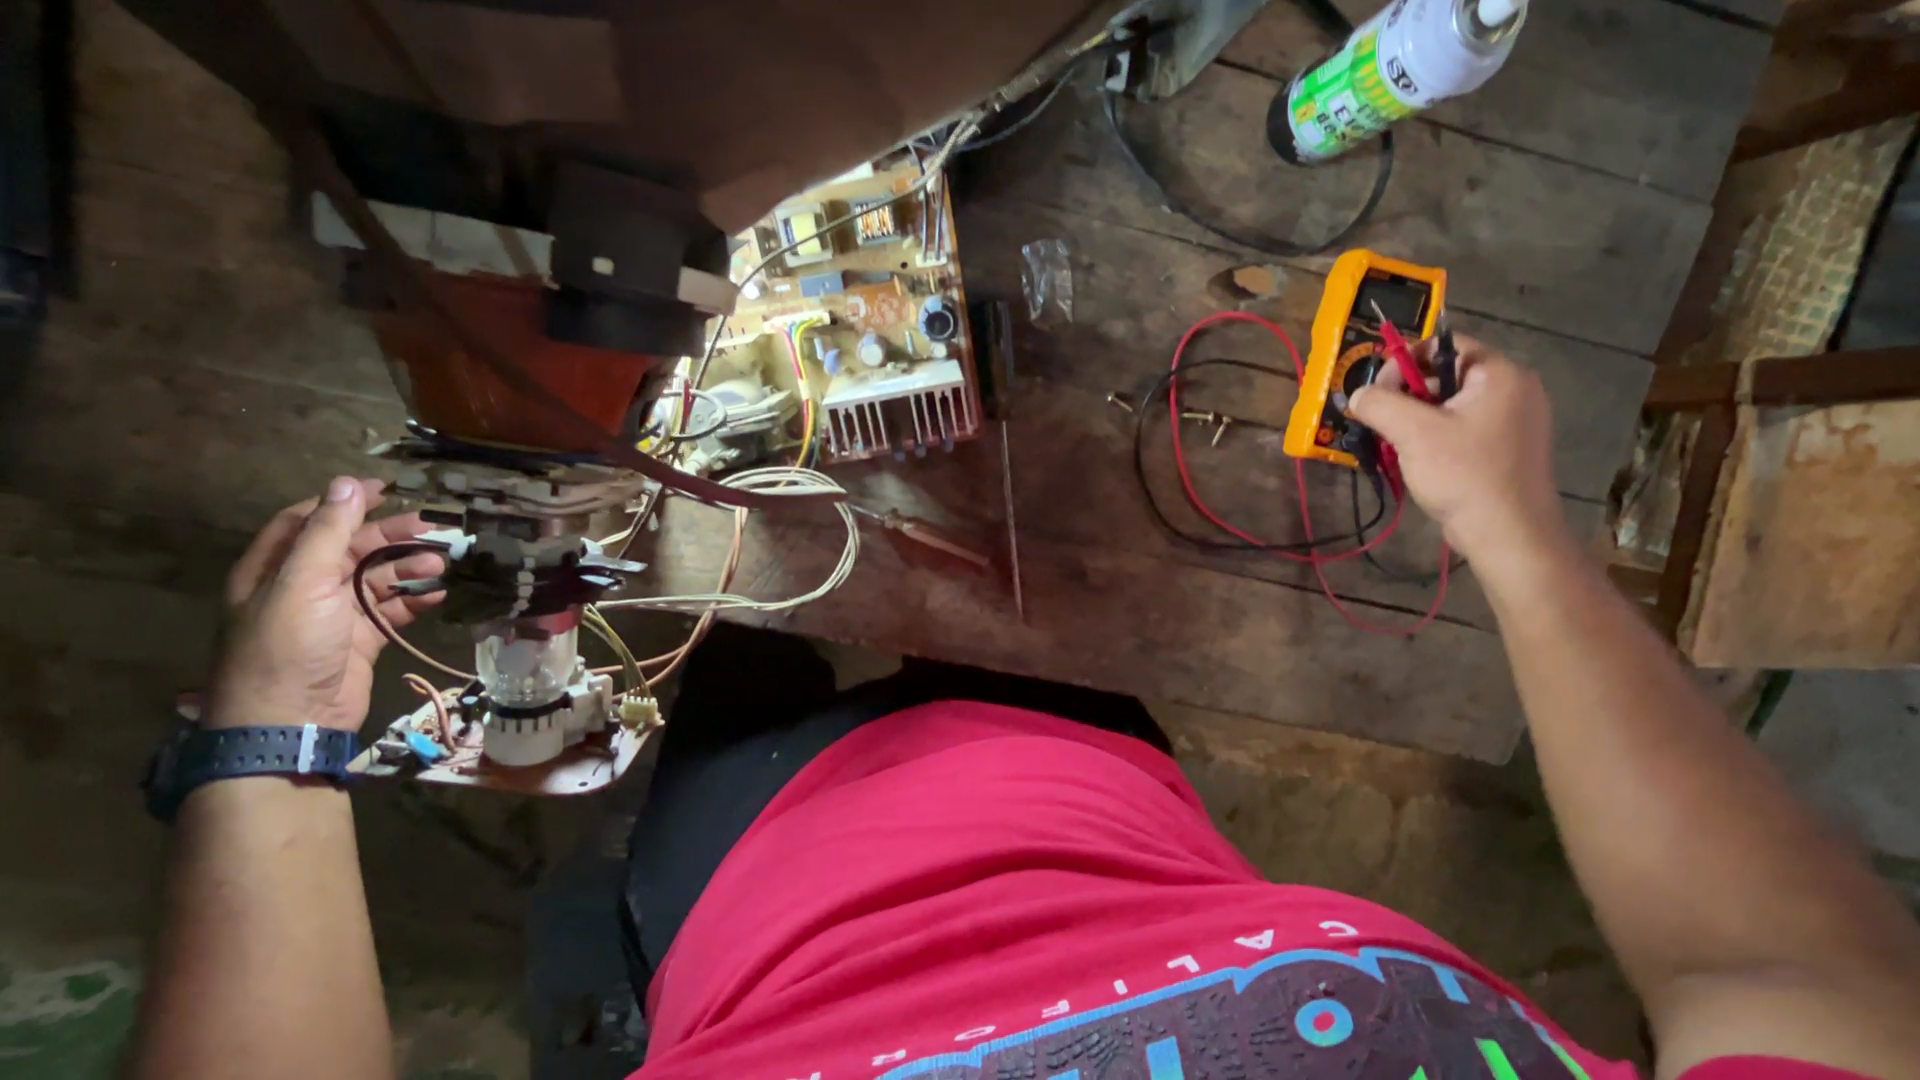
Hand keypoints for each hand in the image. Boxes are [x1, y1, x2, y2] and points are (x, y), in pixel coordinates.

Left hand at [205, 477, 444, 732]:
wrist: (291, 720)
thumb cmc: (288, 646)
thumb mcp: (303, 583)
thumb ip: (327, 533)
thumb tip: (346, 483)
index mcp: (275, 569)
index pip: (308, 521)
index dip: (343, 502)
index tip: (385, 489)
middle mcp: (302, 587)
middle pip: (350, 548)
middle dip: (390, 536)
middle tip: (432, 528)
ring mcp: (333, 615)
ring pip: (376, 578)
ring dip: (408, 568)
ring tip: (440, 566)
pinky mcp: (360, 640)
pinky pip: (391, 610)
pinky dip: (415, 600)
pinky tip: (439, 594)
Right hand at [1348, 334, 1568, 561]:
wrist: (1508, 534)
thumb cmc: (1463, 474)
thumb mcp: (1412, 433)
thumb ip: (1379, 403)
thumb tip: (1357, 395)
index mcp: (1500, 374)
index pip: (1444, 346)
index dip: (1403, 361)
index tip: (1377, 392)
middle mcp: (1514, 390)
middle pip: (1445, 376)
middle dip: (1406, 396)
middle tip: (1381, 423)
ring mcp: (1514, 422)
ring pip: (1451, 406)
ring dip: (1416, 421)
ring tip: (1395, 446)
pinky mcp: (1508, 449)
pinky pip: (1463, 429)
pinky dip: (1435, 439)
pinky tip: (1418, 462)